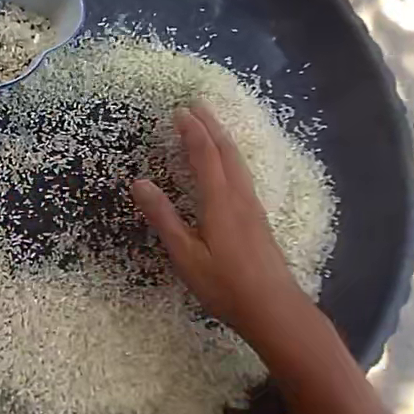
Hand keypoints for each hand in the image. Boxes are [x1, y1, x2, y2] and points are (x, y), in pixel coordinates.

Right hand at [130, 105, 316, 345]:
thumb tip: (139, 183)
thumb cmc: (225, 284)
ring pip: (238, 162)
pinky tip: (229, 166)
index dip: (192, 131)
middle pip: (226, 151)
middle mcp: (239, 196)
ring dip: (223, 138)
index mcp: (220, 201)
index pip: (205, 155)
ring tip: (211, 125)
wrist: (275, 309)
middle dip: (210, 125)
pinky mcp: (258, 219)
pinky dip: (230, 157)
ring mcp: (253, 207)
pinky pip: (242, 174)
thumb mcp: (185, 254)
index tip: (179, 111)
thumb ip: (163, 217)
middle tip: (197, 105)